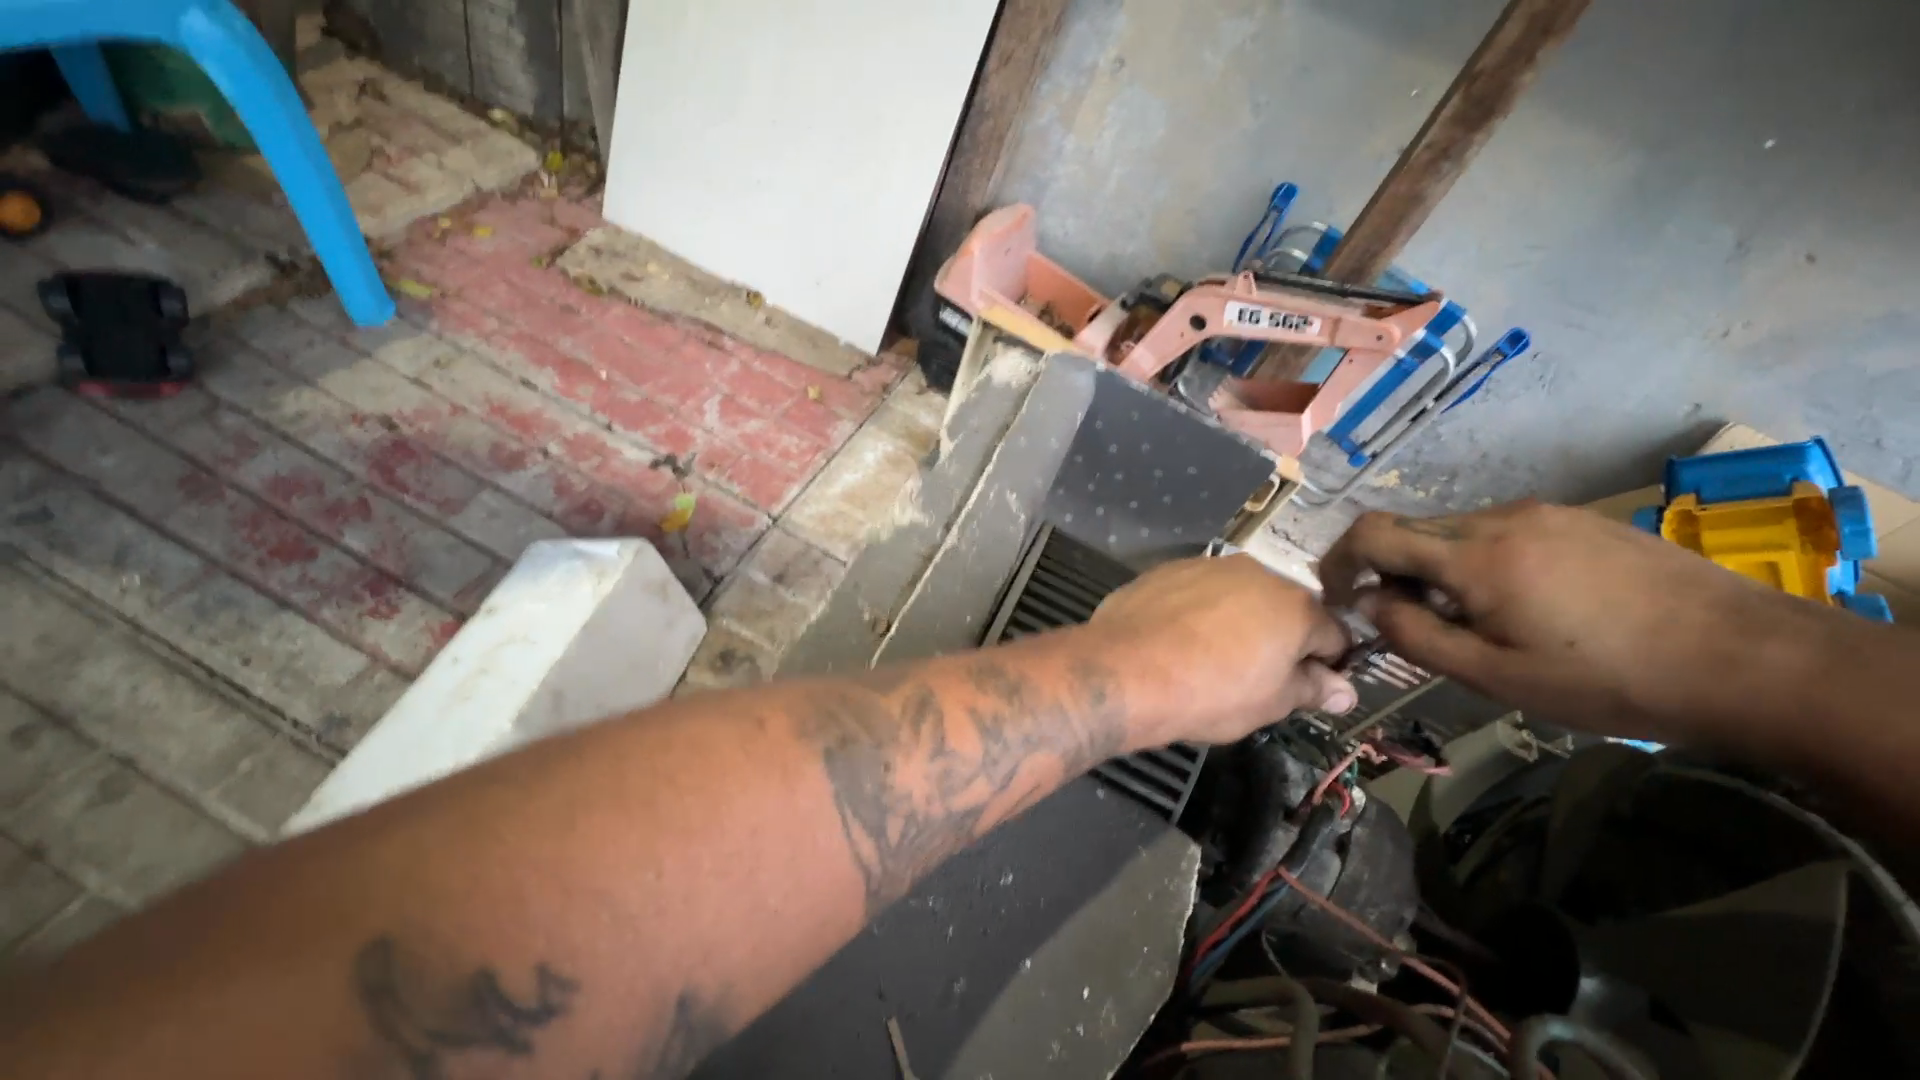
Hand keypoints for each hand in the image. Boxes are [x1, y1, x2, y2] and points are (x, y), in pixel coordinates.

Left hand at [1092, 554, 1356, 745]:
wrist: (1126, 671)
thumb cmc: (1210, 693)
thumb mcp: (1271, 703)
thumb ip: (1311, 690)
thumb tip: (1344, 692)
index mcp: (1295, 605)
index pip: (1334, 635)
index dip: (1328, 666)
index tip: (1309, 690)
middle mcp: (1258, 573)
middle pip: (1284, 609)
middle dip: (1280, 640)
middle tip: (1256, 677)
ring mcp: (1209, 566)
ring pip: (1240, 597)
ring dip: (1238, 622)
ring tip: (1212, 659)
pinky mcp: (1167, 570)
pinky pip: (1198, 593)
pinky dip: (1198, 612)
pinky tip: (1179, 640)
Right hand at [1317, 501, 1814, 739]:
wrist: (1748, 658)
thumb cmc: (1608, 679)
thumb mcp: (1495, 676)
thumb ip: (1415, 634)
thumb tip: (1365, 601)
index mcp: (1474, 556)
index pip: (1372, 532)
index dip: (1338, 560)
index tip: (1336, 598)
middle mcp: (1501, 518)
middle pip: (1413, 531)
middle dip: (1392, 574)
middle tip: (1415, 627)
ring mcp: (1546, 514)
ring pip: (1458, 533)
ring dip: (1439, 571)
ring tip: (1477, 624)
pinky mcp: (1580, 521)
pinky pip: (1502, 533)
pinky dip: (1482, 564)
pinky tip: (1526, 607)